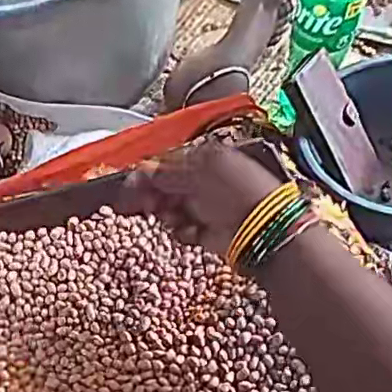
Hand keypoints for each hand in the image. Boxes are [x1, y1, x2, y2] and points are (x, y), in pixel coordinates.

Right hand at [119, 142, 284, 259]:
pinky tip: (188, 232)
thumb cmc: (238, 191)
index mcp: (204, 158)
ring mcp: (205, 208)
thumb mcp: (199, 171)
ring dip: (166, 216)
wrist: (262, 228)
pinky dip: (181, 233)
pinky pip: (182, 232)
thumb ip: (168, 171)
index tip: (130, 187)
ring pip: (170, 211)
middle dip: (153, 197)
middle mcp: (204, 182)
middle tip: (145, 206)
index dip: (146, 174)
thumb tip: (142, 171)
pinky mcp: (206, 232)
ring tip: (174, 219)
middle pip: (165, 188)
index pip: (166, 163)